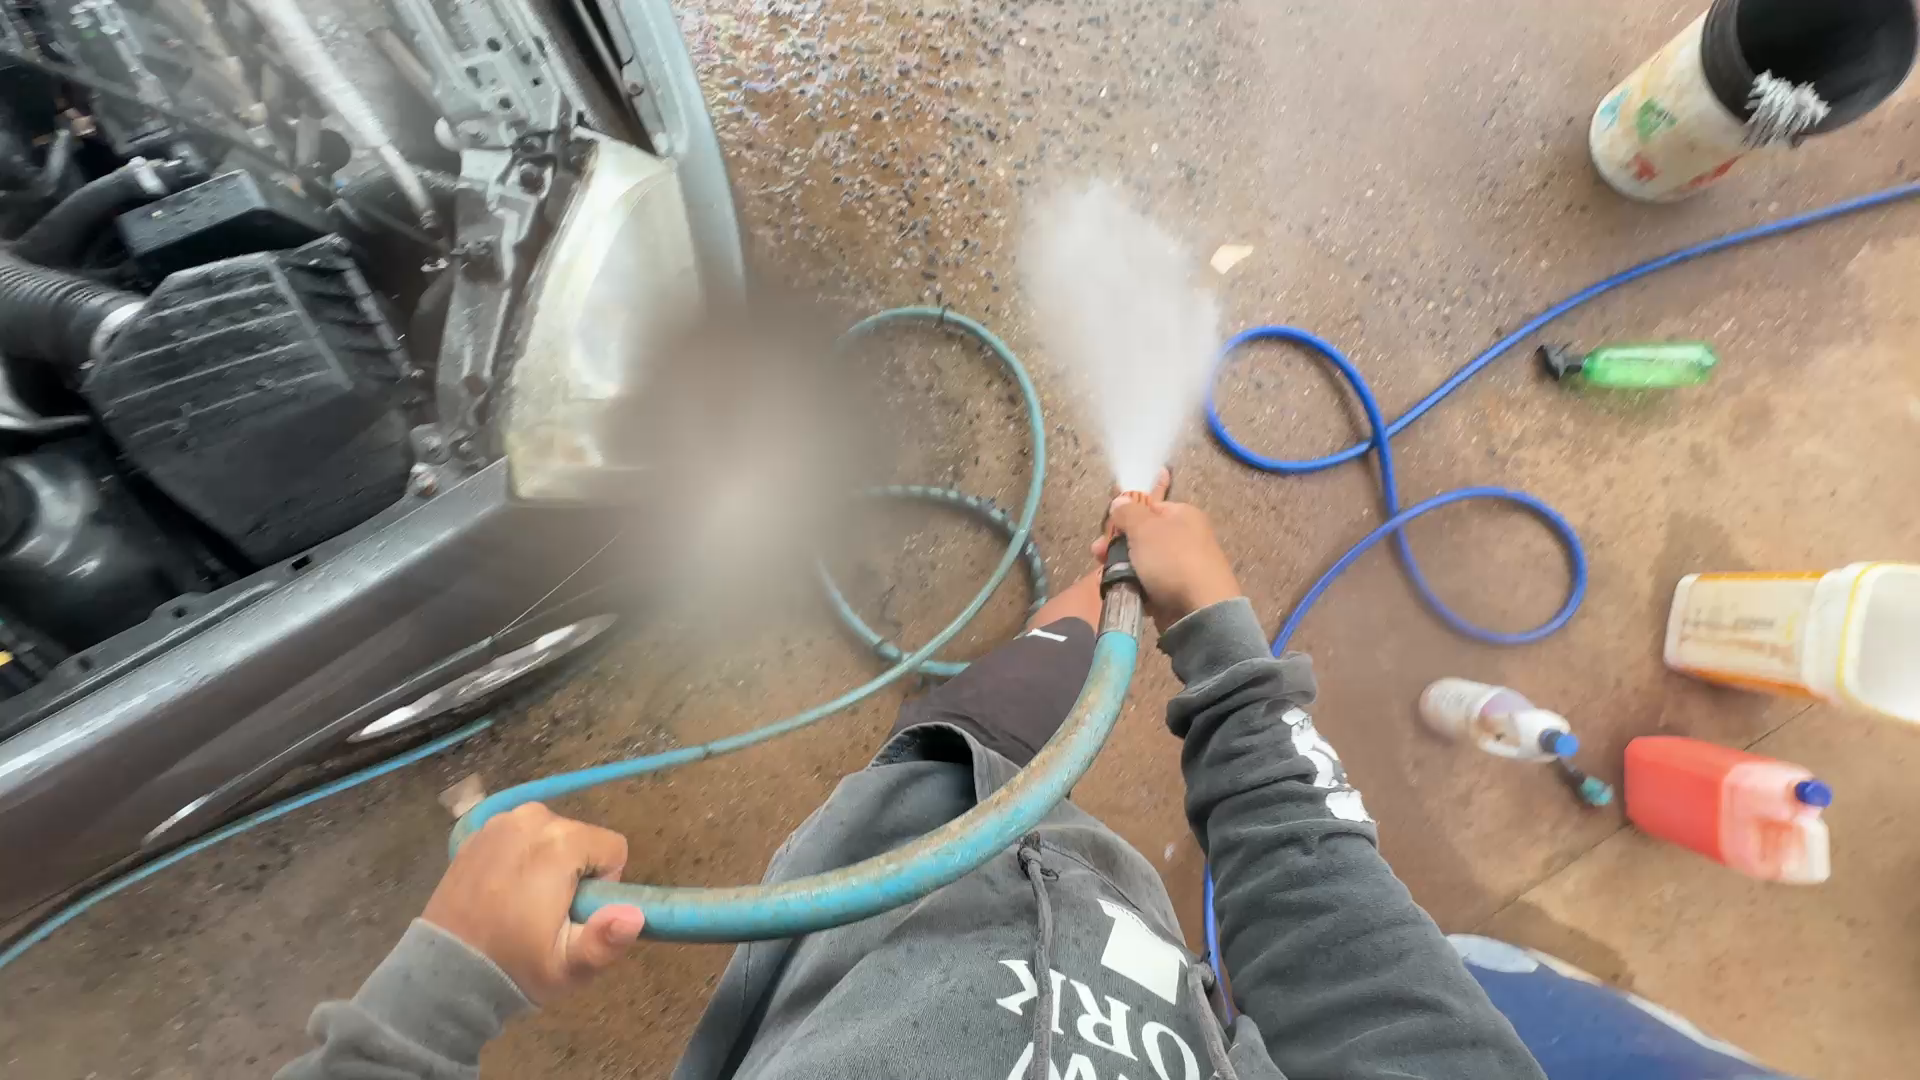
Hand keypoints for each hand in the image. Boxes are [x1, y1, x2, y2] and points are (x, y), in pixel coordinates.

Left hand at [423, 803, 644, 1003]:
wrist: (435, 979)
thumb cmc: (511, 969)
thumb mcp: (568, 968)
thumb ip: (607, 941)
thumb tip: (635, 915)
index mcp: (561, 842)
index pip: (613, 850)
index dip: (602, 886)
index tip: (572, 914)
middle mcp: (533, 818)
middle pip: (584, 839)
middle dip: (575, 872)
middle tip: (545, 913)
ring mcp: (502, 822)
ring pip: (555, 835)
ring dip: (550, 863)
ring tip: (522, 903)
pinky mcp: (479, 832)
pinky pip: (523, 836)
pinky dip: (521, 857)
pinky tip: (501, 891)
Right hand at [1092, 479, 1241, 630]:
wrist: (1200, 609)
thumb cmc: (1171, 560)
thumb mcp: (1144, 528)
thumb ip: (1128, 512)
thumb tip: (1120, 500)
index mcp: (1183, 515)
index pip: (1148, 508)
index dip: (1124, 518)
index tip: (1105, 532)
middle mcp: (1185, 537)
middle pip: (1142, 537)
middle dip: (1116, 546)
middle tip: (1097, 555)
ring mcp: (1182, 566)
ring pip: (1142, 563)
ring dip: (1121, 569)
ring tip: (1105, 578)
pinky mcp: (1178, 592)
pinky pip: (1149, 585)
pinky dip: (1134, 588)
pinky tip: (1121, 592)